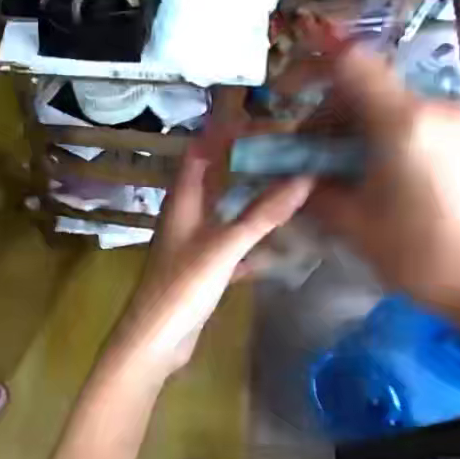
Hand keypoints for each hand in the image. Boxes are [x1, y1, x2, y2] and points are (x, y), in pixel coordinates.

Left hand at [111, 118, 314, 372]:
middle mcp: (185, 217)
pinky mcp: (204, 271)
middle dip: (246, 164)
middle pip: (215, 180)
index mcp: (181, 202)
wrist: (155, 341)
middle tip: (290, 150)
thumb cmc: (182, 288)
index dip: (224, 133)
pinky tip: (284, 241)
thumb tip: (304, 177)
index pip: (200, 153)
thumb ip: (262, 214)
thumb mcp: (224, 247)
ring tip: (295, 186)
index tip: (262, 118)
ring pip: (227, 213)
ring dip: (254, 201)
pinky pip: (233, 245)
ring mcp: (194, 245)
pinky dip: (255, 240)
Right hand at [304, 45, 459, 314]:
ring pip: (386, 105)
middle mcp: (435, 107)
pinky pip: (410, 121)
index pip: (350, 63)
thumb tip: (286, 172)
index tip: (287, 96)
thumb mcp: (349, 221)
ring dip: (352, 130)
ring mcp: (457, 120)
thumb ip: (311, 186)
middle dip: (326, 117)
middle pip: (364, 87)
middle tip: (307, 158)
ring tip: (337, 173)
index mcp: (403, 121)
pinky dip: (379, 137)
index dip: (311, 70)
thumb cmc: (416, 253)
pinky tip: (372, 175)